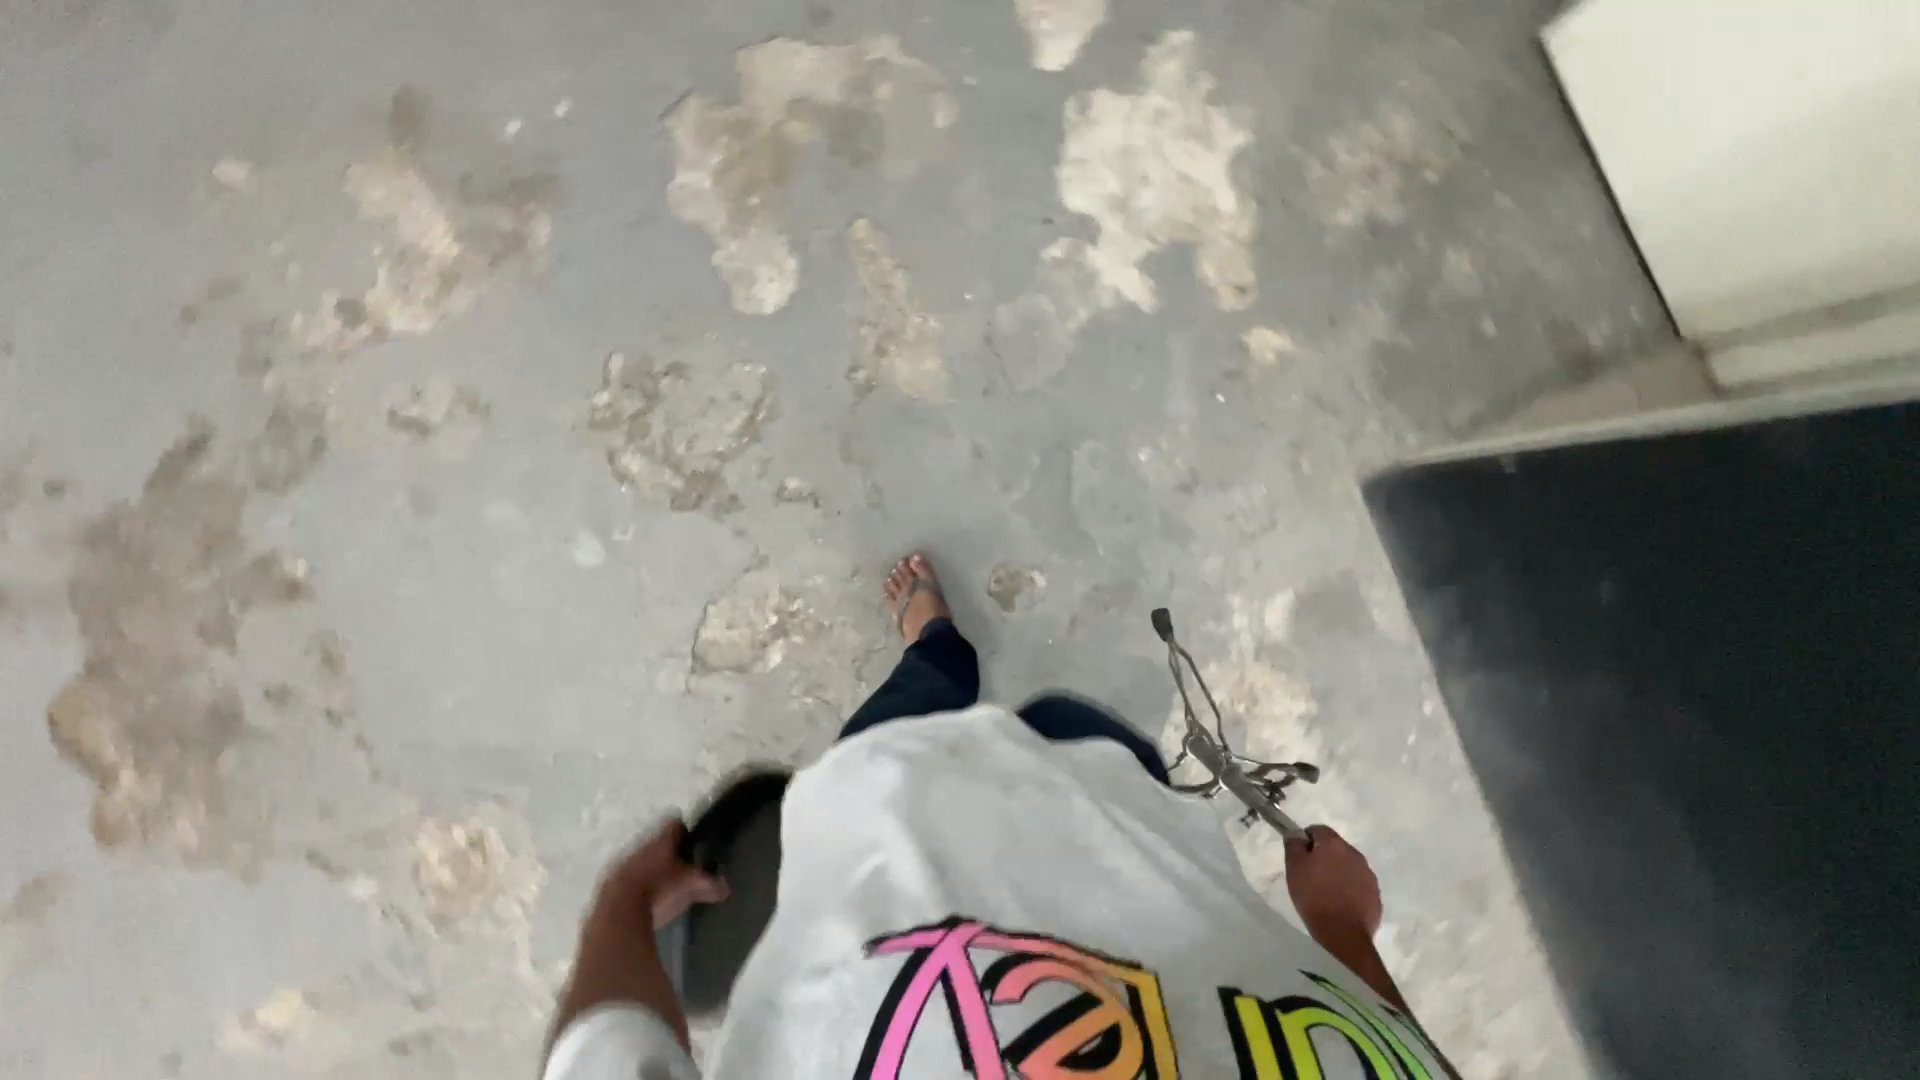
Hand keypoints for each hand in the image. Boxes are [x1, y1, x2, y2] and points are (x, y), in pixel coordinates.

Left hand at [595, 818, 729, 928]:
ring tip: (661, 882)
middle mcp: (641, 846)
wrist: (617, 913)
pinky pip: (628, 878)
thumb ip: (707, 883)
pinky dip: (637, 884)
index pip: (675, 824)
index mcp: (661, 840)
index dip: (685, 829)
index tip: (692, 837)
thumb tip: (725, 887)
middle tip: (680, 863)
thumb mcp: (689, 885)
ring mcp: (622, 864)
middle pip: (656, 842)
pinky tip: (644, 898)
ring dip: (649, 868)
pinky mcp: (609, 885)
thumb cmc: (659, 890)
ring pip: (640, 859)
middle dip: (666, 852)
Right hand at [1284, 824, 1382, 944]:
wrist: (1343, 933)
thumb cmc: (1313, 895)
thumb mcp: (1293, 867)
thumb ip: (1293, 844)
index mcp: (1334, 844)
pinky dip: (1349, 888)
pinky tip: (1339, 903)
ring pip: (1348, 865)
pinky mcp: (1375, 895)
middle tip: (1310, 874)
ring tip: (1325, 891)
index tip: (1299, 856)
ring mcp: (1368, 875)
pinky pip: (1358, 884)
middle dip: (1323, 856)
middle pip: (1335, 847)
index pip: (1318, 829)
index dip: (1306, 839)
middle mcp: (1355, 854)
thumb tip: (1296, 834)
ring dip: (1337, 871)